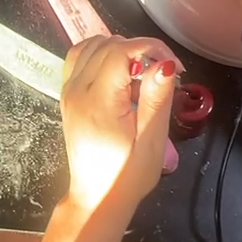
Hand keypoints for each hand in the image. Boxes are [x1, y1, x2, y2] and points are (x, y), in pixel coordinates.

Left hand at [59, 35, 180, 212]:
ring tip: (140, 75)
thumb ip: (156, 98)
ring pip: (90, 46)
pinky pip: (79, 58)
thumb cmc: (127, 174)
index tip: (174, 68)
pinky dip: (100, 55)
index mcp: (98, 101)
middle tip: (162, 75)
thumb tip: (165, 64)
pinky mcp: (67, 96)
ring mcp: (68, 92)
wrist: (97, 197)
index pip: (121, 50)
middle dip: (140, 50)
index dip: (151, 49)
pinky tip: (119, 74)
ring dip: (119, 50)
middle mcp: (77, 91)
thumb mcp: (151, 140)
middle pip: (107, 44)